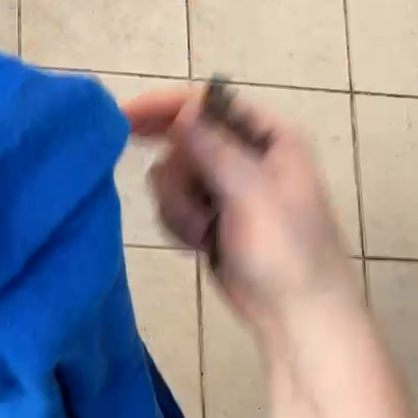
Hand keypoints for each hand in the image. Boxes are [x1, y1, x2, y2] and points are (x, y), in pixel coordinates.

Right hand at [124, 84, 358, 334]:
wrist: (294, 313)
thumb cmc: (286, 252)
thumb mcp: (251, 196)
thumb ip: (215, 150)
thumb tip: (184, 108)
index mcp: (268, 138)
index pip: (207, 105)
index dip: (164, 107)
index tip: (123, 119)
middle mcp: (245, 155)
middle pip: (181, 142)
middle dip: (177, 180)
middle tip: (190, 210)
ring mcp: (226, 187)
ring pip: (171, 177)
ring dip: (178, 209)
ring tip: (203, 235)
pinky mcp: (210, 216)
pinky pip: (173, 204)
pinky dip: (178, 224)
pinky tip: (199, 244)